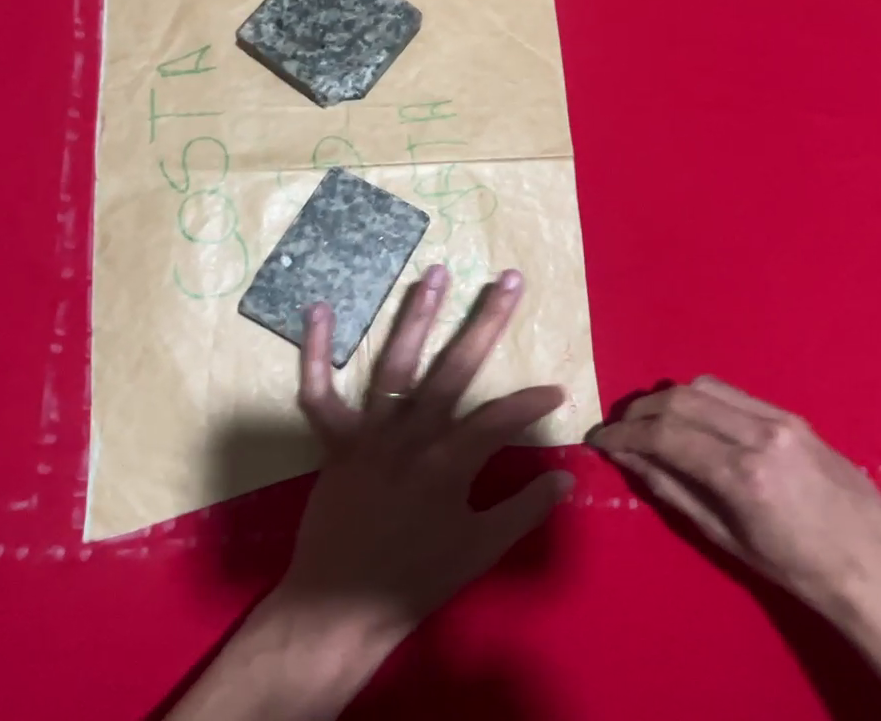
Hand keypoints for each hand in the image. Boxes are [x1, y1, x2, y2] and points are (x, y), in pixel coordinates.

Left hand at [272, 265, 575, 638]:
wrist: (340, 608)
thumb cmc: (415, 580)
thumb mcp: (480, 551)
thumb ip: (523, 509)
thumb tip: (565, 477)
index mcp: (448, 464)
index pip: (500, 418)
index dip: (531, 402)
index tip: (556, 390)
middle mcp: (410, 437)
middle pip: (455, 369)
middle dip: (486, 321)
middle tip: (507, 279)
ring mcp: (368, 435)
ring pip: (394, 365)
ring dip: (416, 316)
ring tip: (435, 273)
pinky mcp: (335, 442)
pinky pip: (318, 394)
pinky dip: (315, 352)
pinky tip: (320, 308)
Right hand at [589, 376, 880, 627]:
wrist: (874, 566)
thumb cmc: (797, 570)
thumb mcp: (726, 539)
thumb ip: (674, 491)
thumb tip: (630, 459)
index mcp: (741, 474)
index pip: (664, 435)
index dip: (622, 434)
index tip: (597, 439)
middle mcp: (759, 434)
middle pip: (679, 399)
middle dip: (639, 410)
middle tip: (617, 429)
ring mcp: (780, 419)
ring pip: (704, 386)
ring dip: (667, 399)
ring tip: (649, 422)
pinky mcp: (793, 415)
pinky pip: (732, 394)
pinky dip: (699, 399)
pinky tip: (690, 420)